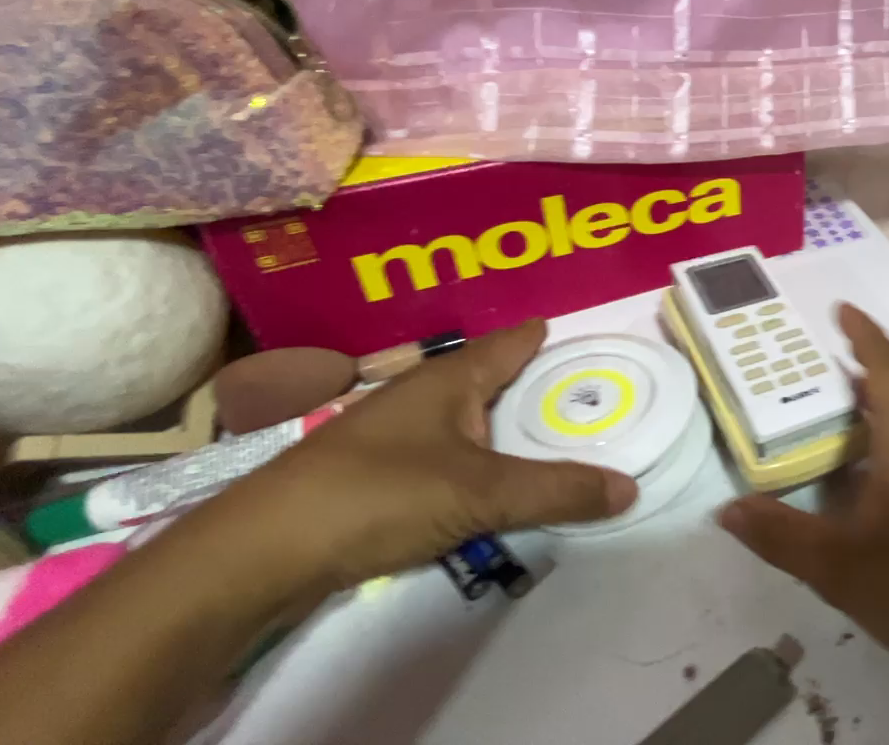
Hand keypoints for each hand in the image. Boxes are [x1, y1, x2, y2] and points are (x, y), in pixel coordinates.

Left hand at [181, 319, 636, 596]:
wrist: (257, 553)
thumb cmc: (379, 494)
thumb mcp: (482, 494)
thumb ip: (558, 491)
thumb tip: (630, 487)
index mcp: (450, 379)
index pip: (512, 343)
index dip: (545, 336)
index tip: (580, 335)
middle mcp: (421, 395)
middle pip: (490, 379)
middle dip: (533, 385)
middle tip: (585, 394)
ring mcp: (391, 434)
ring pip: (464, 420)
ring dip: (502, 428)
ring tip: (547, 440)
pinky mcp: (372, 474)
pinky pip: (444, 456)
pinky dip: (476, 462)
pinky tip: (489, 486)